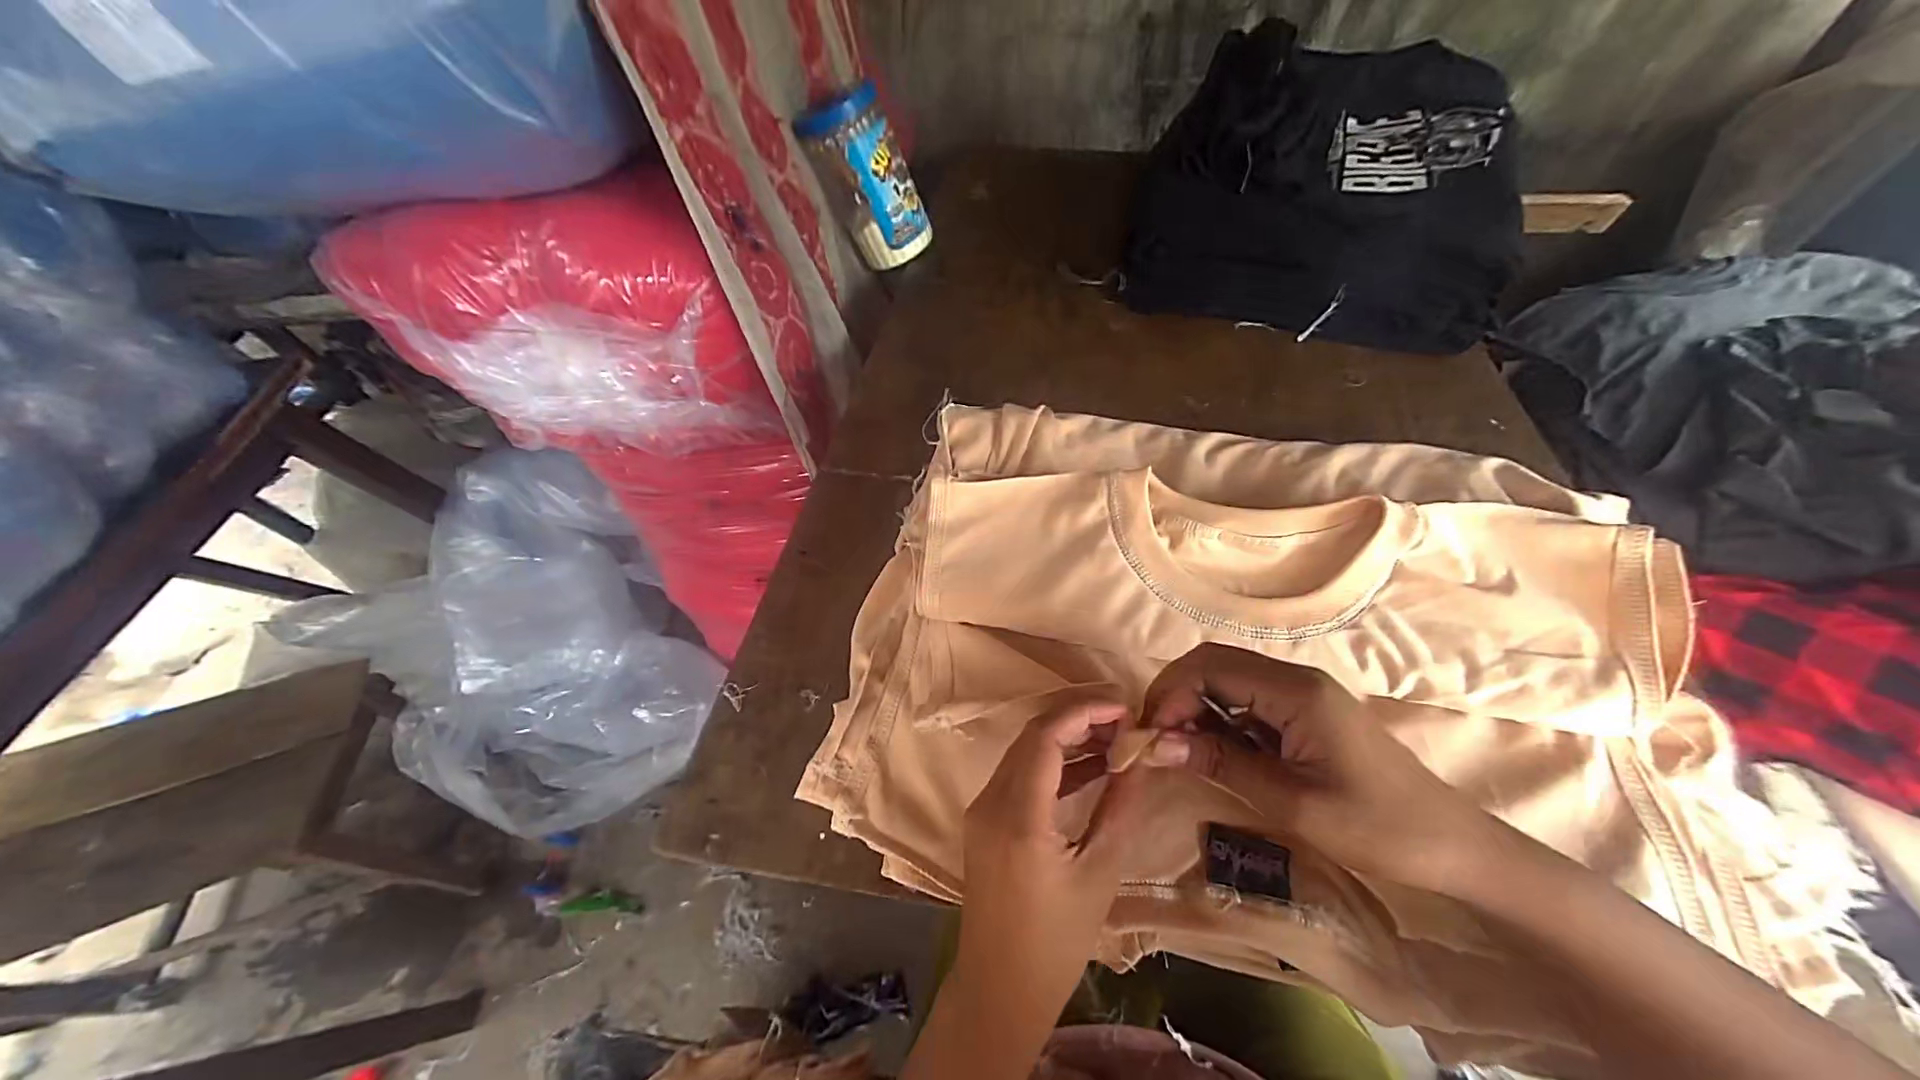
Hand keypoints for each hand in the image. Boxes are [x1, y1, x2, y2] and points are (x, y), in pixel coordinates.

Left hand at [954, 697, 1165, 1008]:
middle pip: (1031, 737)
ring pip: (1024, 753)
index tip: (1125, 708)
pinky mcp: (984, 822)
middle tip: (1125, 722)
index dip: (1085, 712)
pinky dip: (1052, 766)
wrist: (1000, 989)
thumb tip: (1139, 759)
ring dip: (1066, 741)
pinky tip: (1090, 770)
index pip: (1045, 736)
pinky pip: (1019, 777)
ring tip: (1115, 741)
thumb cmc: (1056, 942)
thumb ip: (1119, 809)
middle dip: (1078, 719)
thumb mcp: (1099, 874)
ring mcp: (982, 810)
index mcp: (1018, 814)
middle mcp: (990, 801)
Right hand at [1141, 644, 1506, 895]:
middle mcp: (1295, 678)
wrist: (1453, 848)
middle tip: (1154, 741)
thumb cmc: (1377, 828)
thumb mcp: (1291, 802)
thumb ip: (1220, 762)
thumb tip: (1154, 743)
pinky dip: (1217, 718)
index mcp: (1295, 691)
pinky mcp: (1304, 711)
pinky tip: (1211, 749)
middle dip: (1174, 695)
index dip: (1169, 695)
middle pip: (1213, 663)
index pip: (1209, 667)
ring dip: (1193, 707)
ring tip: (1176, 749)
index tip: (1150, 738)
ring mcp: (1302, 692)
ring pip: (1226, 678)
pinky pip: (1246, 699)